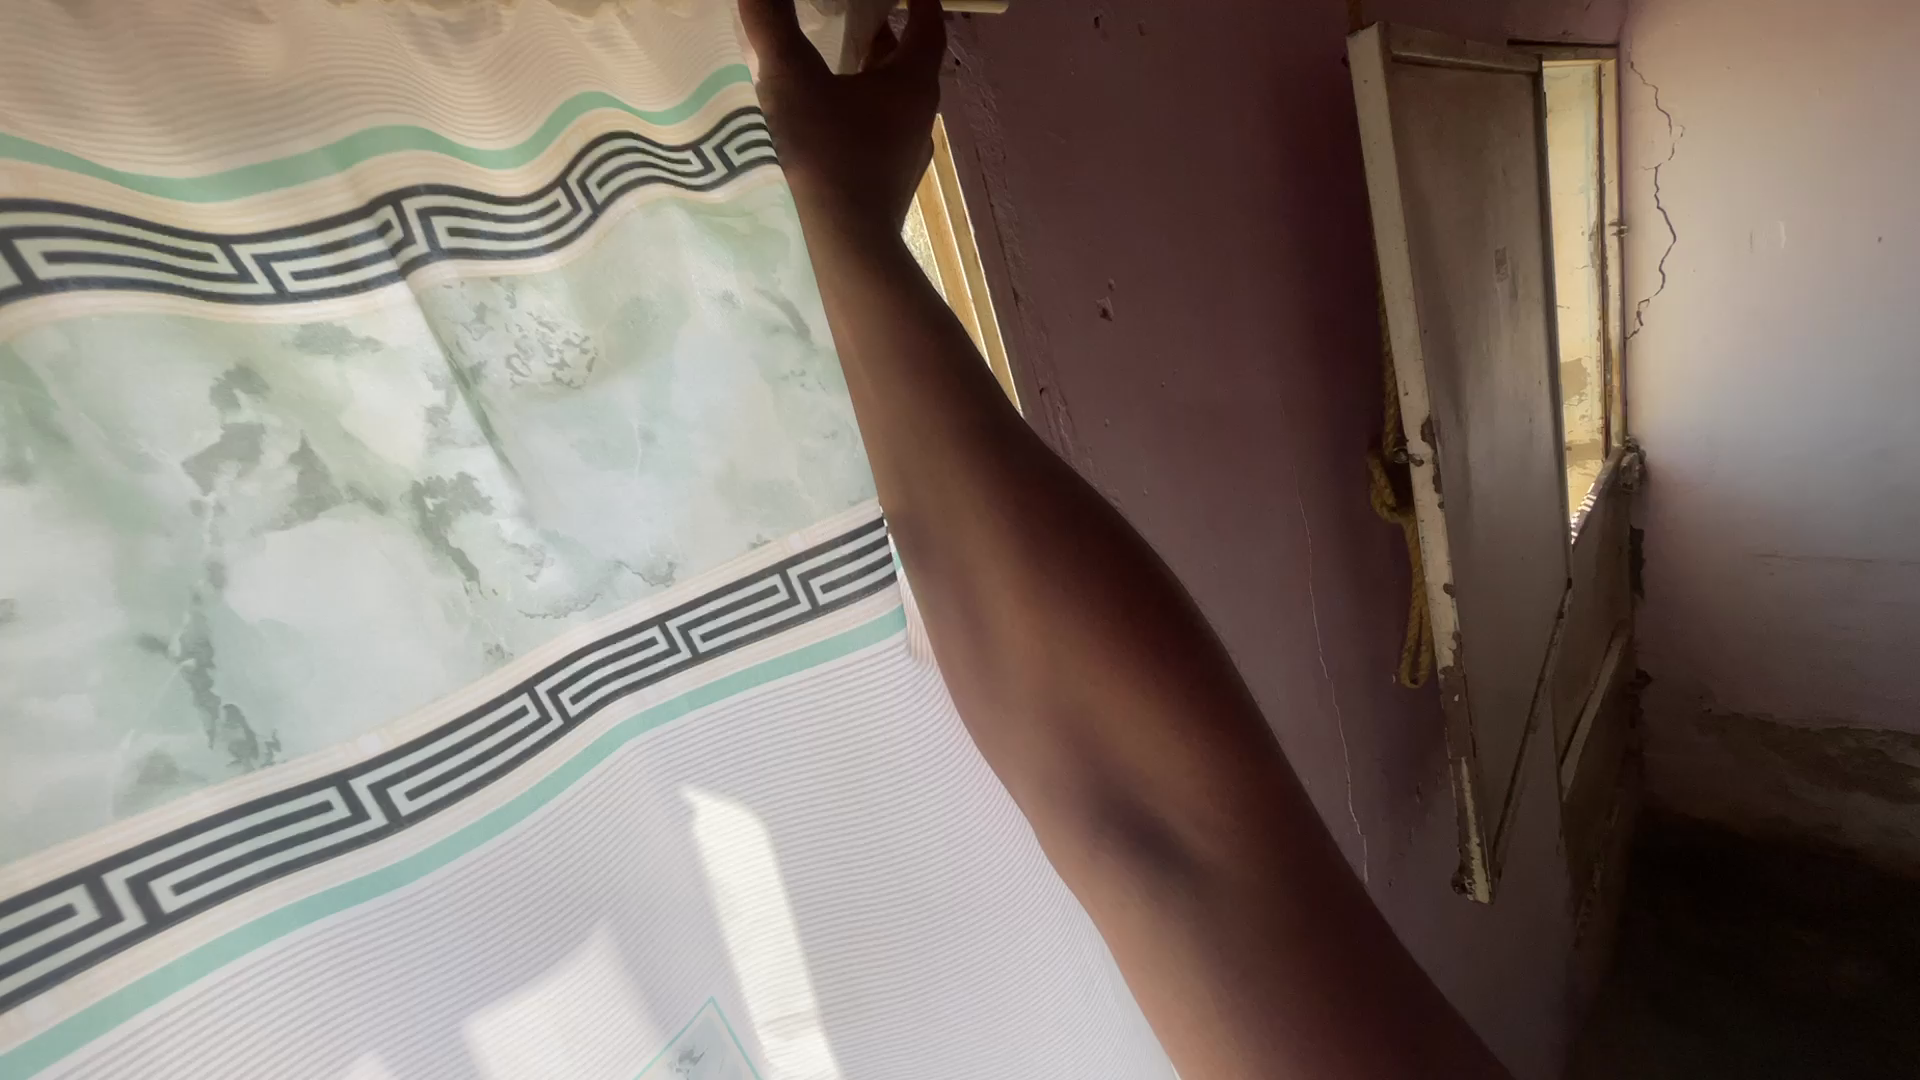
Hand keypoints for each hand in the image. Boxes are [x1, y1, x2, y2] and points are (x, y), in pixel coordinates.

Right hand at [738, 0, 946, 240]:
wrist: (847, 249)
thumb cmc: (827, 156)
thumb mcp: (792, 78)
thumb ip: (772, 22)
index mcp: (912, 84)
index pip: (928, 24)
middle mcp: (919, 121)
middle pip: (908, 65)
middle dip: (884, 36)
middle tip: (855, 14)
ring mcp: (906, 161)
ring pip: (891, 107)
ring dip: (869, 81)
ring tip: (835, 64)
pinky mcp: (888, 190)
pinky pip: (877, 140)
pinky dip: (859, 120)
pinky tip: (828, 124)